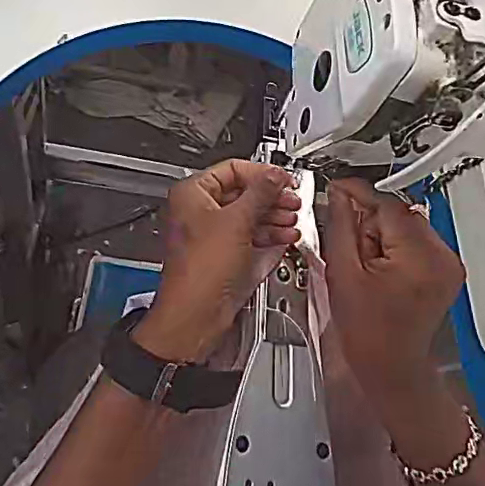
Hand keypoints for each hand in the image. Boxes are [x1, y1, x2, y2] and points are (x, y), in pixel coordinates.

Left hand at [136, 159, 300, 361]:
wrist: (197, 316)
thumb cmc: (200, 272)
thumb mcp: (237, 222)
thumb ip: (260, 194)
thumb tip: (274, 176)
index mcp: (193, 195)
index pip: (232, 169)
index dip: (260, 173)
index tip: (283, 179)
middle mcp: (201, 213)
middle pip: (244, 193)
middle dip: (271, 198)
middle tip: (291, 200)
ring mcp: (215, 236)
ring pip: (250, 216)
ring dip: (275, 216)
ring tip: (292, 219)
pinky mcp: (227, 256)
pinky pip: (252, 238)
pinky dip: (270, 235)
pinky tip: (286, 237)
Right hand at [321, 179, 466, 410]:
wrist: (389, 367)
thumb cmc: (369, 334)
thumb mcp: (344, 272)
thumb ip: (341, 225)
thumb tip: (339, 195)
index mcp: (420, 256)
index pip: (387, 204)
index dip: (358, 195)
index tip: (339, 188)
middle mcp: (442, 256)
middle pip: (398, 213)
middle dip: (371, 226)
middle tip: (355, 257)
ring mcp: (448, 264)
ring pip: (406, 225)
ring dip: (383, 236)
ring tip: (369, 271)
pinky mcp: (446, 269)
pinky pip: (416, 241)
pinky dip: (396, 248)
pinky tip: (382, 273)